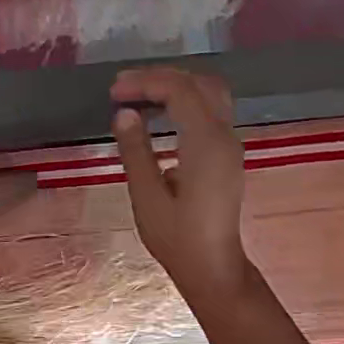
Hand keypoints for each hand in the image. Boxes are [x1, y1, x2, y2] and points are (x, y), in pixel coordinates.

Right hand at [110, 67, 251, 305]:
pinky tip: (160, 119)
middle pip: (199, 84)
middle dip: (161, 78)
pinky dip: (185, 104)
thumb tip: (123, 115)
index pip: (179, 91)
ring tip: (140, 97)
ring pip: (210, 95)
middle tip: (124, 87)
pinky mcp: (226, 157)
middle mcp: (224, 136)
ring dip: (176, 87)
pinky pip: (210, 113)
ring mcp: (229, 145)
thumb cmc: (176, 238)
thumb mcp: (147, 198)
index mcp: (205, 143)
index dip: (145, 83)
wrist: (211, 265)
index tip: (113, 91)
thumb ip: (136, 153)